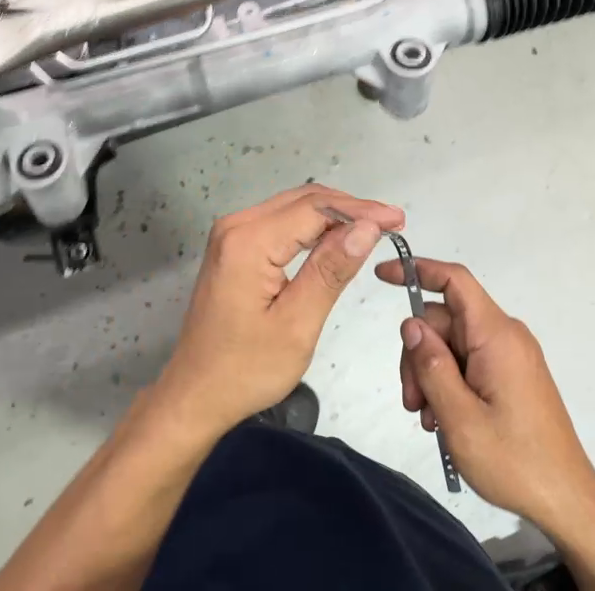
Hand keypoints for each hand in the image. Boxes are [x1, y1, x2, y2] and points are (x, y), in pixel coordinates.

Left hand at [156, 185, 404, 437]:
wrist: (195, 394)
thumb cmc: (246, 369)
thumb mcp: (297, 324)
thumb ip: (330, 271)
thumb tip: (366, 228)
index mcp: (249, 242)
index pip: (315, 209)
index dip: (360, 210)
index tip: (398, 220)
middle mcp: (235, 226)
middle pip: (303, 200)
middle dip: (350, 208)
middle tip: (392, 224)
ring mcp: (231, 235)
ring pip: (292, 208)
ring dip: (333, 215)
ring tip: (374, 230)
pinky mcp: (232, 248)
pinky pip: (279, 223)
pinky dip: (312, 227)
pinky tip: (337, 241)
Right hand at [377, 257, 594, 533]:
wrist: (567, 501)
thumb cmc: (513, 460)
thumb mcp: (459, 416)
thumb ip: (431, 365)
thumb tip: (411, 324)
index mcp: (496, 336)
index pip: (455, 281)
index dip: (417, 269)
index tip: (381, 275)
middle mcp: (505, 336)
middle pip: (444, 321)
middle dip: (418, 354)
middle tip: (411, 402)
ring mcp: (510, 356)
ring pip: (452, 345)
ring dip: (431, 376)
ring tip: (429, 420)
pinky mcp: (512, 376)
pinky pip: (468, 364)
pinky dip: (449, 384)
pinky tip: (443, 419)